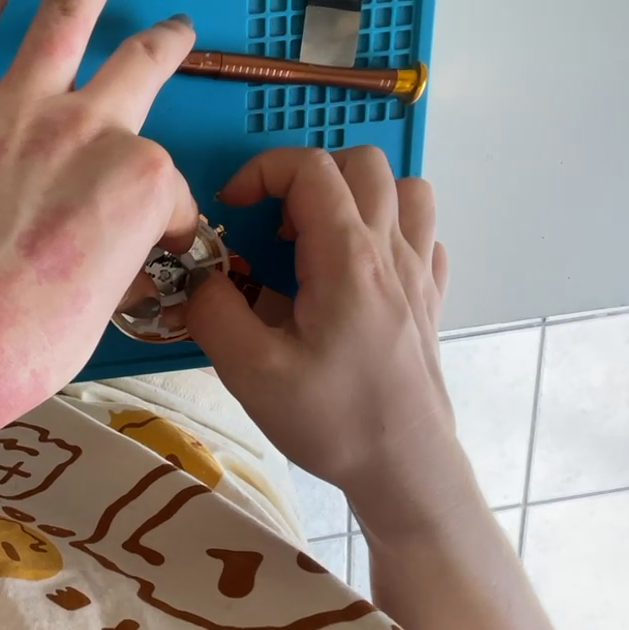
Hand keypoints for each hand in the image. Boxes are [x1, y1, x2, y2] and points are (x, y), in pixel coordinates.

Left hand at [0, 0, 199, 414]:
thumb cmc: (29, 342)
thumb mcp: (106, 304)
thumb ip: (120, 255)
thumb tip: (119, 250)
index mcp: (137, 179)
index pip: (164, 182)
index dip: (164, 212)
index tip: (155, 232)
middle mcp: (86, 128)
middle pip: (138, 66)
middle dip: (162, 45)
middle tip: (170, 32)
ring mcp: (17, 113)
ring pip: (64, 17)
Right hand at [186, 147, 478, 534]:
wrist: (404, 465)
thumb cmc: (330, 418)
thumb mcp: (250, 371)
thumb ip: (214, 312)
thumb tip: (198, 279)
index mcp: (346, 257)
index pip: (310, 168)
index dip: (260, 172)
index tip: (230, 210)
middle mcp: (391, 250)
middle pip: (362, 164)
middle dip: (306, 176)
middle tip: (272, 226)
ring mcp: (420, 274)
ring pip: (405, 189)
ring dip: (356, 194)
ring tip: (317, 238)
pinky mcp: (430, 300)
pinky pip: (422, 235)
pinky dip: (388, 230)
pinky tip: (358, 269)